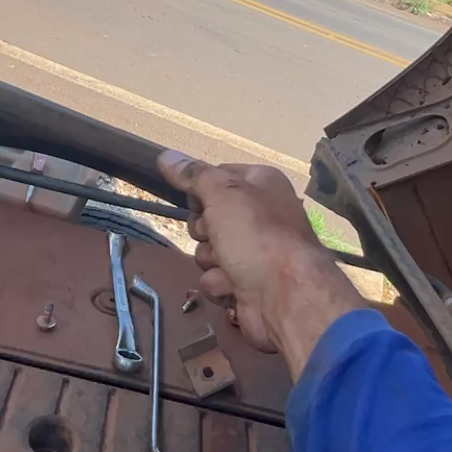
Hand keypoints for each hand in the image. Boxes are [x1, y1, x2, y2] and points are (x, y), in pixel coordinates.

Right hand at [157, 150, 364, 378]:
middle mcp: (259, 214)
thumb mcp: (222, 193)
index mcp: (260, 184)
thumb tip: (165, 156)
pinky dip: (220, 283)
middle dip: (205, 230)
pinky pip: (214, 278)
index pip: (216, 176)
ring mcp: (253, 251)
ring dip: (211, 259)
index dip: (202, 190)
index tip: (197, 200)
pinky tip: (234, 286)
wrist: (286, 296)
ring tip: (229, 265)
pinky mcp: (245, 284)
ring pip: (207, 250)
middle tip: (217, 235)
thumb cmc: (256, 234)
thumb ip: (193, 175)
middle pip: (207, 216)